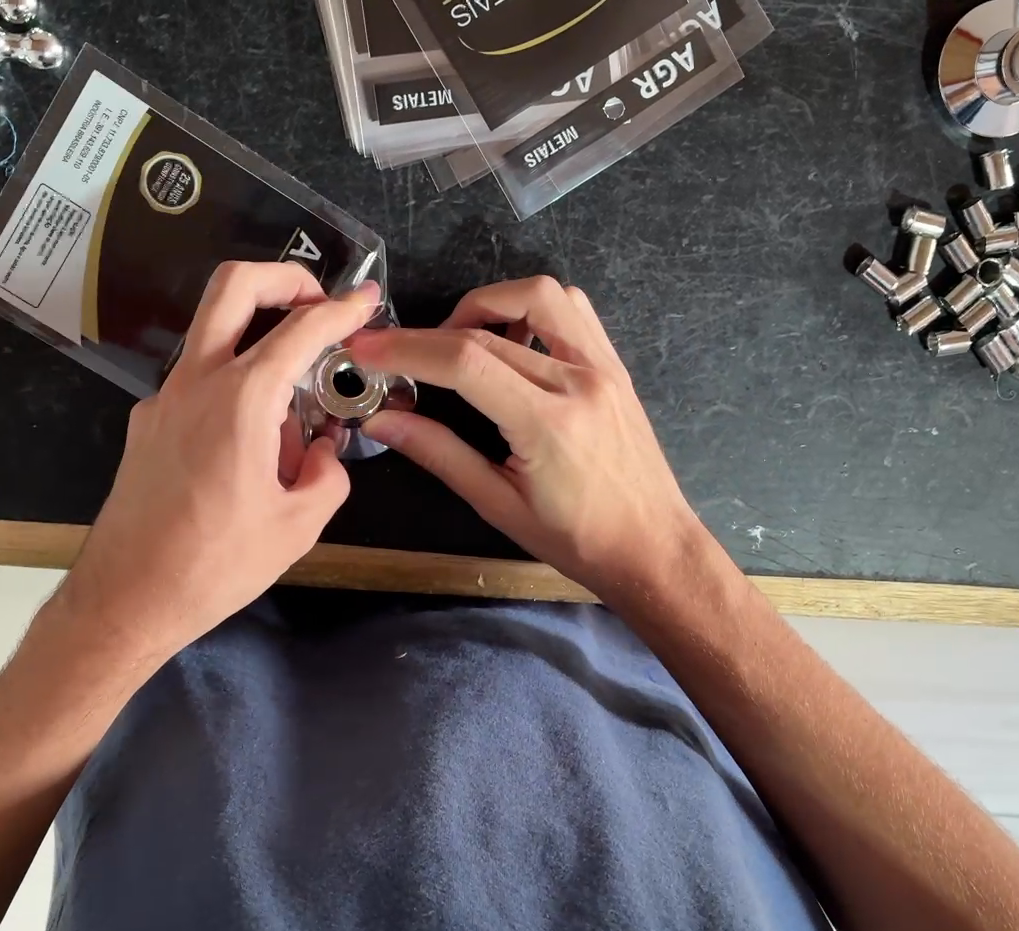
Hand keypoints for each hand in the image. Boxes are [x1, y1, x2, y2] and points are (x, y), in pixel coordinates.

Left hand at [51, 261, 377, 660]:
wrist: (127, 598)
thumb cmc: (218, 564)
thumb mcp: (299, 525)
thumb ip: (326, 474)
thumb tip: (324, 449)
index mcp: (240, 400)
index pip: (299, 330)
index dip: (341, 309)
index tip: (368, 298)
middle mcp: (195, 383)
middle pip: (232, 289)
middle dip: (282, 279)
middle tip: (320, 301)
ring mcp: (163, 401)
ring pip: (215, 339)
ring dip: (261, 350)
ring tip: (293, 426)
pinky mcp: (148, 426)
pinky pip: (200, 386)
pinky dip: (235, 393)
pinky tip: (253, 454)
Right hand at [346, 276, 712, 605]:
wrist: (652, 547)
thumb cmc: (576, 541)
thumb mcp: (499, 505)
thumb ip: (439, 454)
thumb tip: (381, 421)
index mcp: (548, 424)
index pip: (465, 361)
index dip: (406, 349)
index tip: (366, 350)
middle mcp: (579, 381)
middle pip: (488, 329)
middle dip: (427, 335)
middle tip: (393, 354)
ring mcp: (603, 367)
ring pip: (538, 295)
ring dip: (485, 303)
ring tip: (456, 340)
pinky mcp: (615, 367)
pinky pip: (571, 311)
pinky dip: (530, 309)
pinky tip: (510, 341)